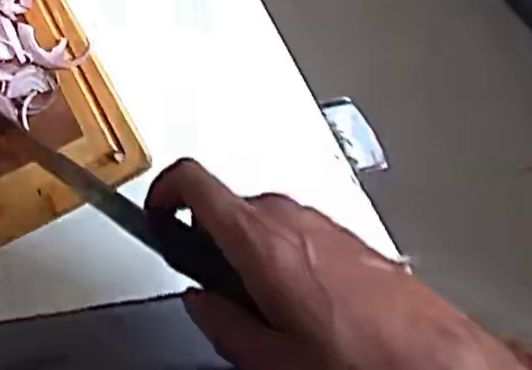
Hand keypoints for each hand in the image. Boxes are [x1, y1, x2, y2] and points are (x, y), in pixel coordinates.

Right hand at [146, 160, 527, 369]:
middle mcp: (288, 216)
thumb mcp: (276, 363)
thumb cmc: (375, 366)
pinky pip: (300, 233)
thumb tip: (201, 303)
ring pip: (264, 222)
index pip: (190, 180)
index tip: (156, 211)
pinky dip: (290, 259)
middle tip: (223, 291)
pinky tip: (316, 312)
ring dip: (255, 255)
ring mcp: (323, 223)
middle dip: (215, 244)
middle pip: (226, 206)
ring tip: (278, 314)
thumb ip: (223, 324)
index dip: (162, 191)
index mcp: (259, 238)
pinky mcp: (351, 237)